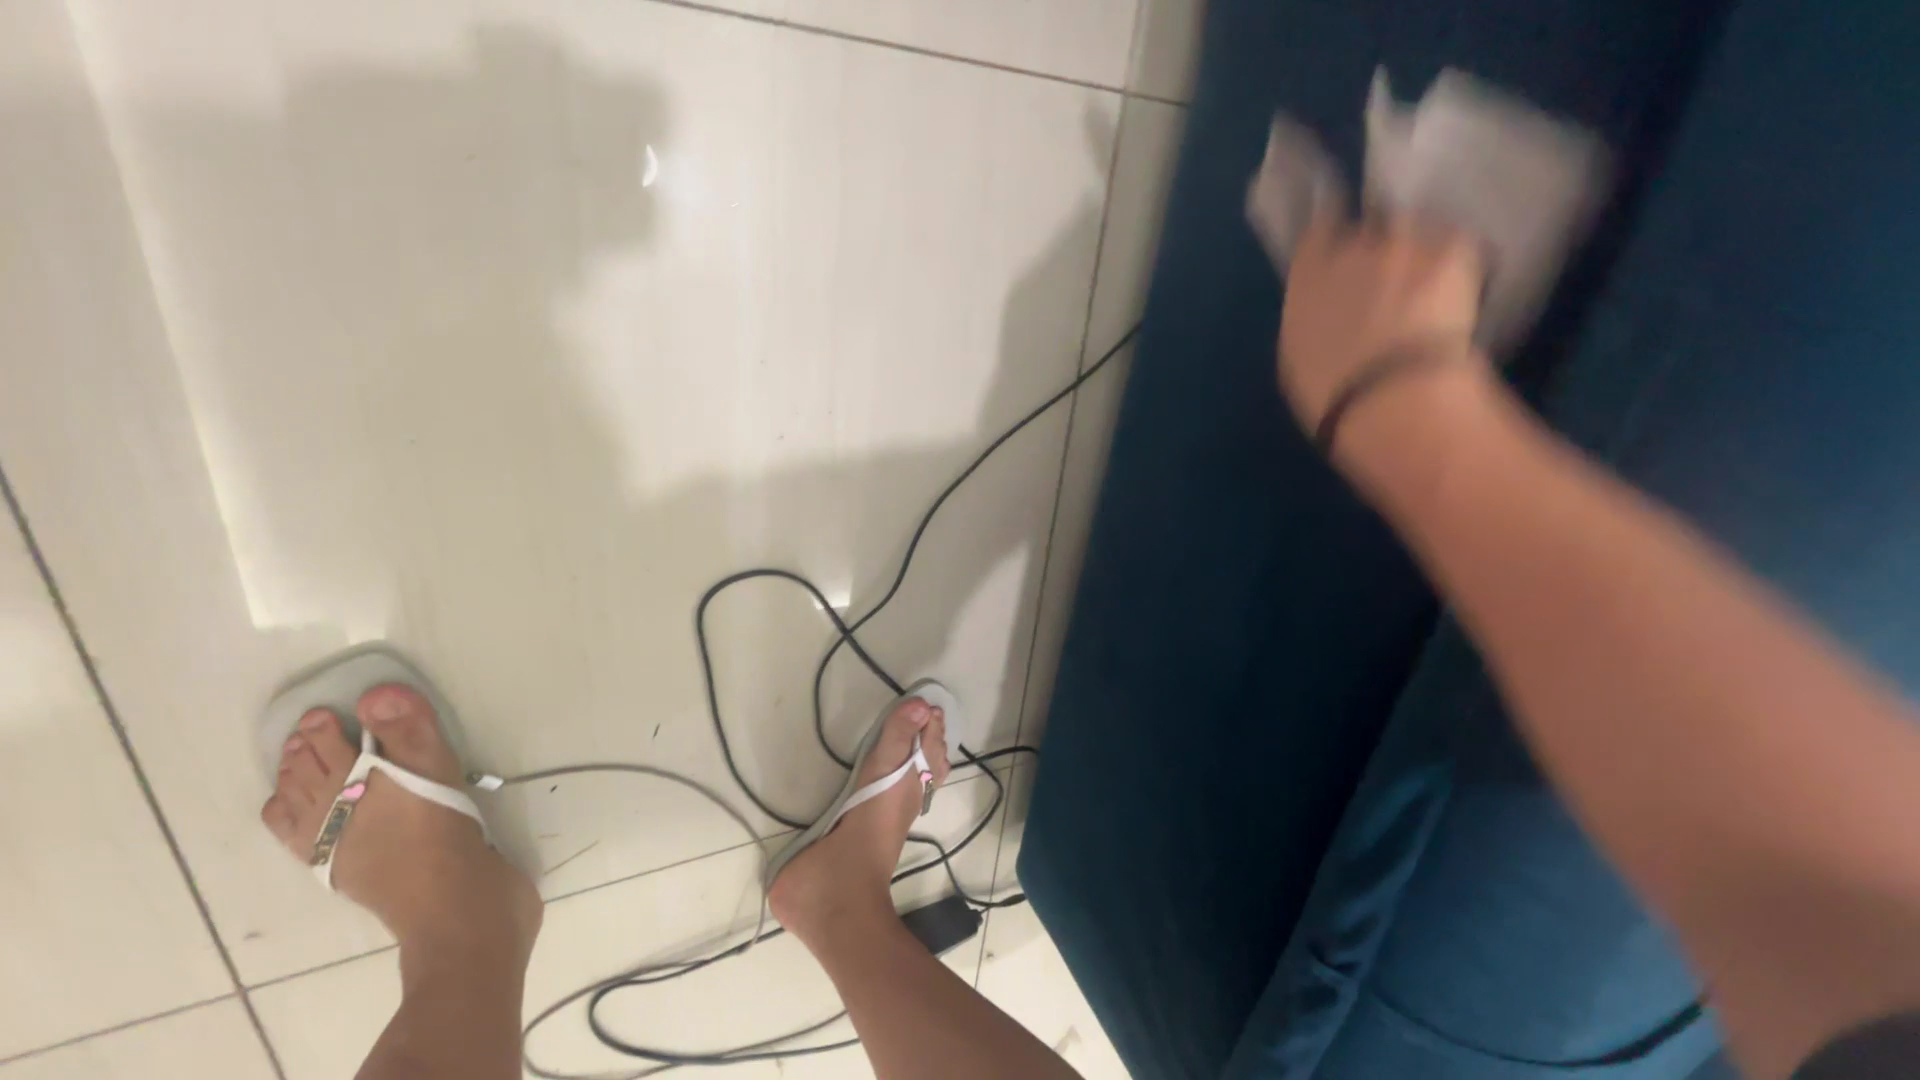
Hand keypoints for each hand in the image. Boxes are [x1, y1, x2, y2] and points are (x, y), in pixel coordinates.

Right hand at [1278, 210, 1489, 433]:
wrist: (1390, 398)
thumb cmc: (1331, 391)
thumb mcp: (1298, 355)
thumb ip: (1310, 315)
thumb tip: (1324, 307)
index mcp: (1308, 275)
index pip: (1318, 235)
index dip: (1332, 241)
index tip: (1342, 255)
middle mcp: (1351, 244)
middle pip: (1367, 229)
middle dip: (1376, 248)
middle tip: (1387, 281)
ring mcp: (1403, 243)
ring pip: (1413, 228)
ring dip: (1417, 249)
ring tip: (1428, 280)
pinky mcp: (1452, 249)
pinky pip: (1456, 242)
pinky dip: (1458, 261)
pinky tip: (1461, 286)